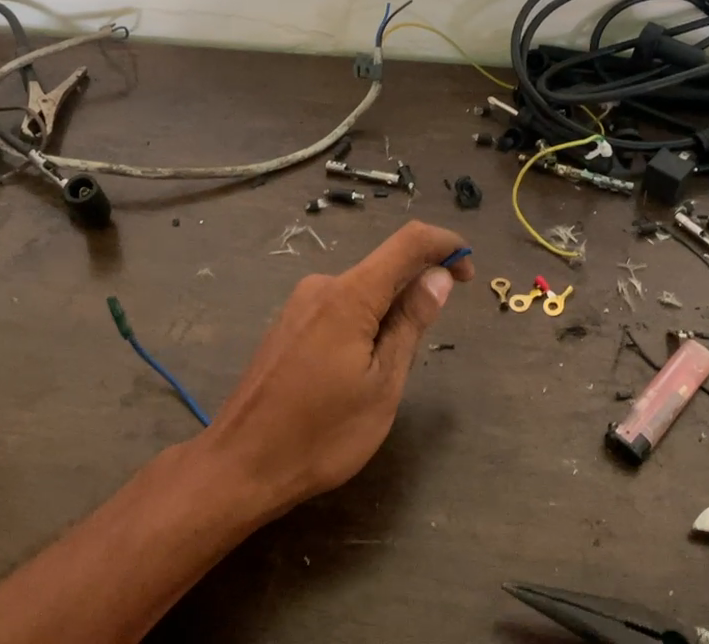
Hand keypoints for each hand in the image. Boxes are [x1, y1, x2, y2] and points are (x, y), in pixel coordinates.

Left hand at [197, 221, 472, 515]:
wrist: (240, 466)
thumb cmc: (321, 434)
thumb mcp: (383, 384)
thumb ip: (410, 324)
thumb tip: (438, 276)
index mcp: (350, 295)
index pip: (409, 242)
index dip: (445, 245)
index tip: (468, 272)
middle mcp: (322, 286)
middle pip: (384, 267)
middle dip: (418, 288)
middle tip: (429, 339)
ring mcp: (299, 305)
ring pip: (361, 292)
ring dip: (389, 313)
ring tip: (387, 372)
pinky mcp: (287, 325)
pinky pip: (338, 308)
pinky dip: (363, 323)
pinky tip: (356, 370)